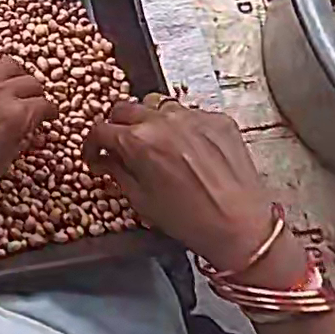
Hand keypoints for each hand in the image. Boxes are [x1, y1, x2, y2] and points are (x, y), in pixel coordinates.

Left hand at [0, 58, 58, 214]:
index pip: (44, 105)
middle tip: (35, 105)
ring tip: (16, 89)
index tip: (49, 117)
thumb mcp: (2, 161)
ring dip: (17, 76)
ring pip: (9, 65)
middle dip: (36, 94)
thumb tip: (29, 127)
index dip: (50, 113)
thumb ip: (20, 137)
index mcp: (16, 115)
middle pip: (31, 82)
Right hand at [84, 96, 287, 276]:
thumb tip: (106, 159)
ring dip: (148, 121)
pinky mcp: (218, 120)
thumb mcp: (140, 199)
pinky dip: (181, 127)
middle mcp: (163, 120)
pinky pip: (189, 114)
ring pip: (157, 106)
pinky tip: (187, 149)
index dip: (92, 144)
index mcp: (137, 141)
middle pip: (125, 109)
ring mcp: (193, 117)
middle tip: (121, 147)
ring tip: (156, 144)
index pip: (100, 129)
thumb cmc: (189, 219)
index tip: (96, 154)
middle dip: (117, 127)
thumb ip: (117, 171)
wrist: (242, 228)